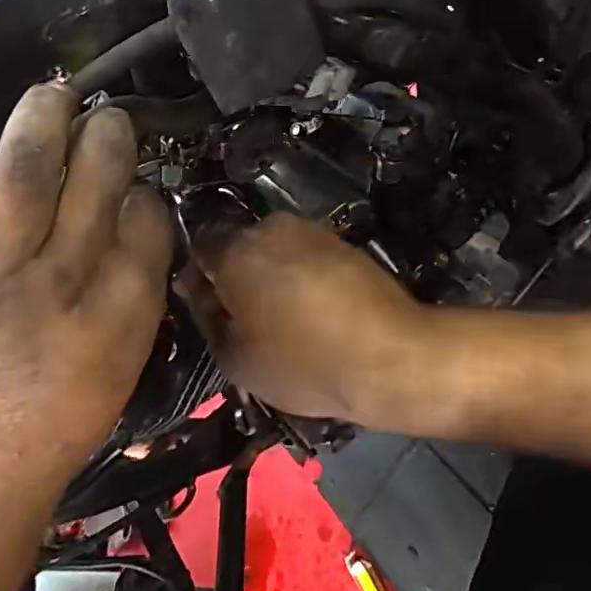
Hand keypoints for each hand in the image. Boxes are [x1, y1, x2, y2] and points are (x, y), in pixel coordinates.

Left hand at [0, 82, 172, 478]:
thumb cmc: (63, 411)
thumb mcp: (128, 359)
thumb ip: (141, 283)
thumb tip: (138, 207)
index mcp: (119, 311)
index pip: (146, 222)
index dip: (145, 191)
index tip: (137, 184)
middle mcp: (61, 283)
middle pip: (96, 185)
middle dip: (108, 137)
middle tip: (107, 119)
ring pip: (26, 173)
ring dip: (45, 119)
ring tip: (57, 92)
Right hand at [190, 213, 446, 435]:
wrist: (392, 357)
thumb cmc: (304, 363)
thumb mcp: (237, 360)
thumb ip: (208, 320)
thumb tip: (203, 296)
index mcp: (236, 251)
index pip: (199, 249)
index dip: (197, 278)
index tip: (205, 306)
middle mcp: (270, 228)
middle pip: (238, 246)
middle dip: (233, 274)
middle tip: (241, 315)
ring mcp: (310, 231)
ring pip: (273, 249)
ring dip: (267, 273)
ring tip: (279, 315)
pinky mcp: (342, 242)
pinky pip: (303, 255)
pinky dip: (298, 275)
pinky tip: (309, 309)